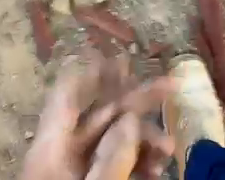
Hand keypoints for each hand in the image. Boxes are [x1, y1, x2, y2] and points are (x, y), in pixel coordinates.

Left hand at [18, 56, 174, 179]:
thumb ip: (112, 158)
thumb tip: (132, 120)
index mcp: (51, 147)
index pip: (68, 92)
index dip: (96, 69)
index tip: (129, 55)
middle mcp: (62, 157)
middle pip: (101, 115)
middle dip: (138, 102)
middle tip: (173, 85)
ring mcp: (76, 178)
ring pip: (115, 145)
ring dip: (145, 139)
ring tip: (169, 147)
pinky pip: (118, 171)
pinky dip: (140, 167)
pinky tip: (160, 171)